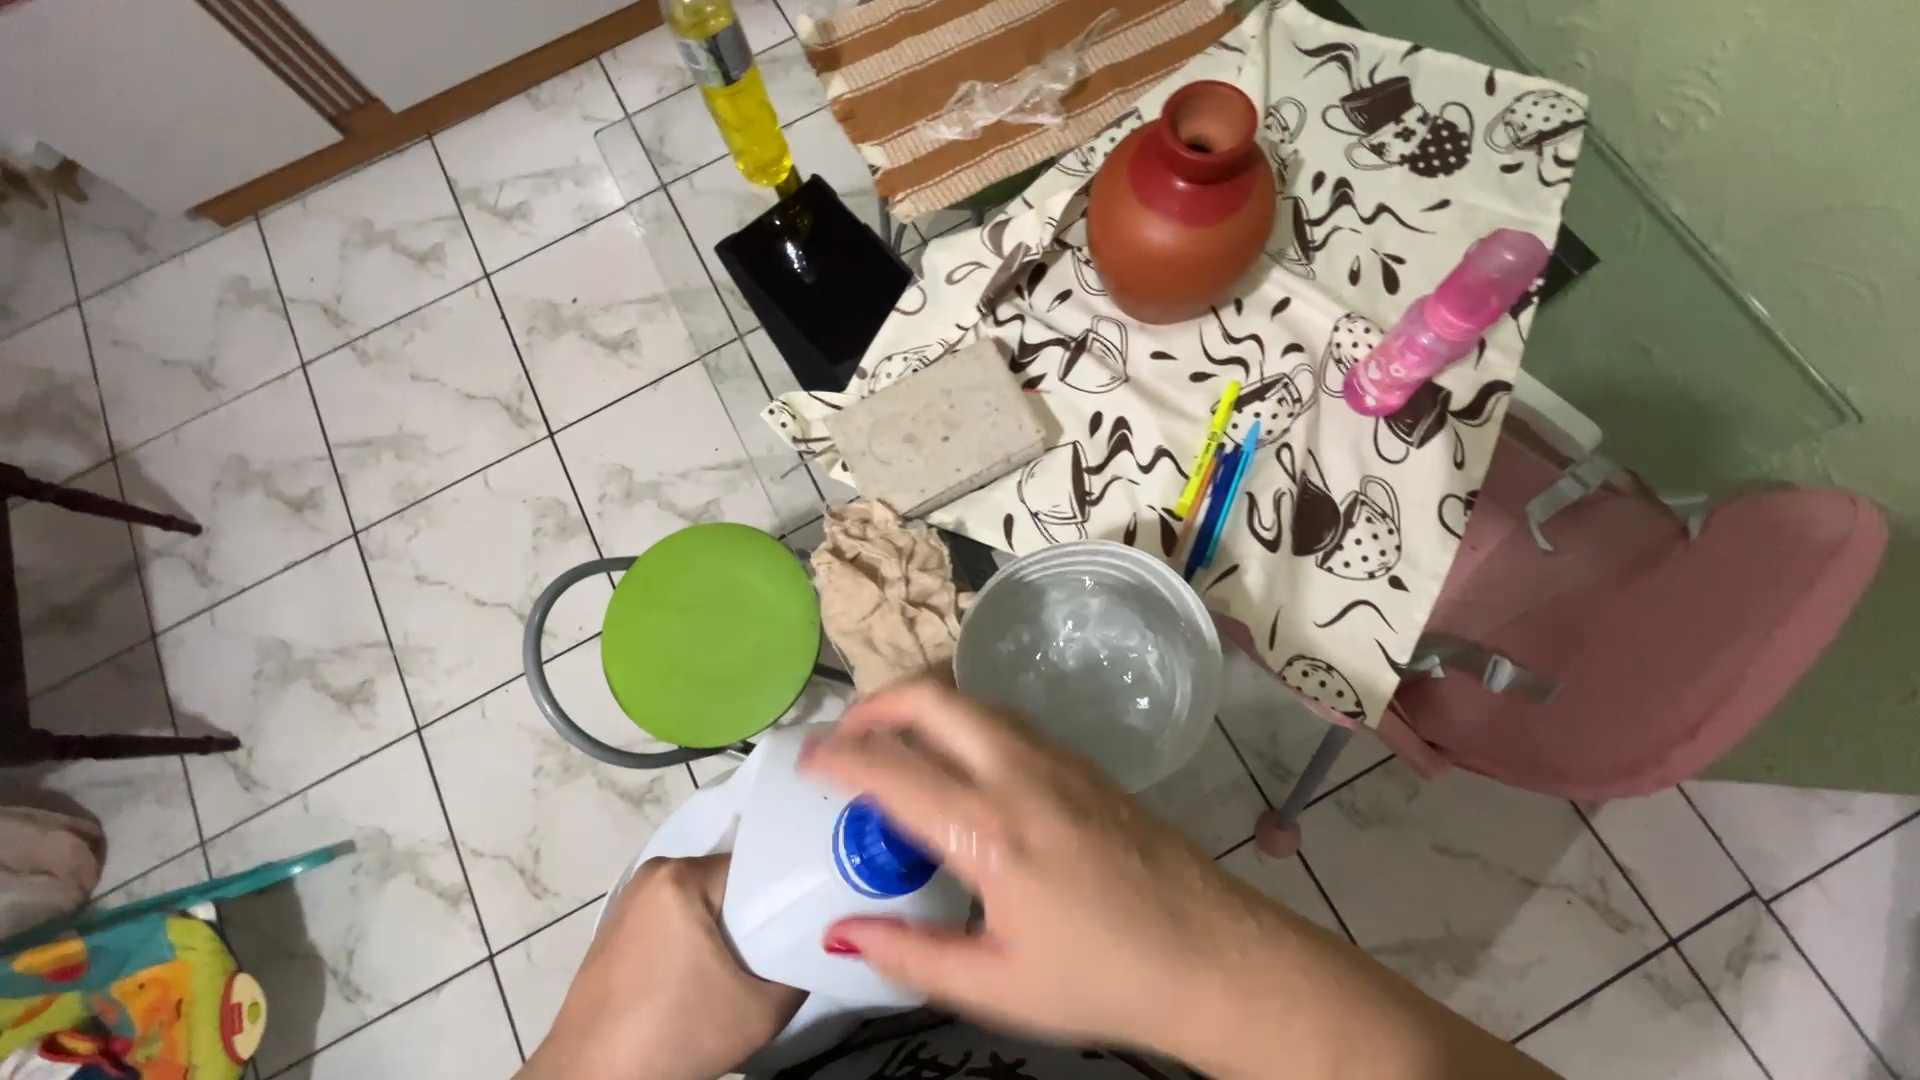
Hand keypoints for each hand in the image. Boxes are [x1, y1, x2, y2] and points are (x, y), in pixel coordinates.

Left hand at [518, 854, 803, 1079]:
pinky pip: (674, 915)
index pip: (757, 867)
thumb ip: (802, 970)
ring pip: (703, 898)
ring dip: (726, 925)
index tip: (809, 919)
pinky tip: (709, 971)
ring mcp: (630, 899)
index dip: (787, 894)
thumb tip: (821, 947)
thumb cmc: (673, 1036)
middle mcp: (654, 871)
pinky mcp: (616, 928)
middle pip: (729, 880)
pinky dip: (696, 936)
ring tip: (750, 960)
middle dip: (756, 912)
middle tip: (782, 946)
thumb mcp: (762, 1011)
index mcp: (683, 875)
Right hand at [798, 680, 1293, 1057]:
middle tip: (846, 734)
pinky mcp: (1081, 760)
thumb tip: (840, 930)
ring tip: (892, 740)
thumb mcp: (996, 987)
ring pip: (971, 699)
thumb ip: (910, 956)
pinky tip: (955, 758)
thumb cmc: (1102, 978)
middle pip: (932, 699)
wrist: (1213, 953)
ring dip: (921, 705)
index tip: (807, 760)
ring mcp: (1056, 757)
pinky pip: (1003, 718)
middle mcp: (1019, 773)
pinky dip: (960, 718)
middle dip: (877, 704)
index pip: (892, 769)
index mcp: (991, 831)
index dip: (838, 757)